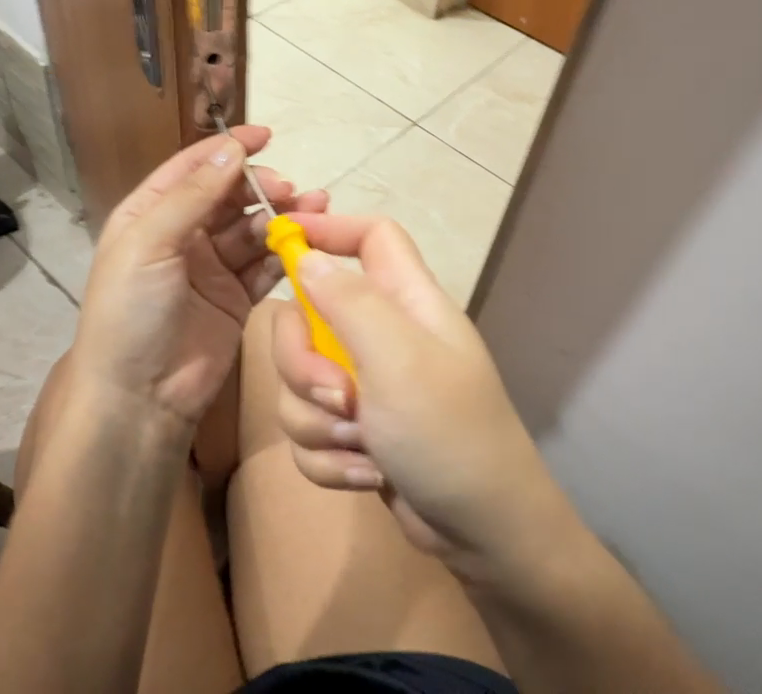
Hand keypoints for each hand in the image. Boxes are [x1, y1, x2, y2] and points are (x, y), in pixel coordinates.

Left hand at [75, 128, 328, 429]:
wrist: (138, 396)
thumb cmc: (130, 312)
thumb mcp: (150, 244)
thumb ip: (193, 195)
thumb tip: (231, 147)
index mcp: (151, 214)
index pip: (194, 168)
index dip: (228, 148)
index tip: (266, 135)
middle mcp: (183, 235)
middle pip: (230, 196)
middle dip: (261, 186)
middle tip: (289, 190)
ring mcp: (212, 268)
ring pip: (254, 229)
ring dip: (281, 216)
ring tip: (312, 208)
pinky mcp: (237, 299)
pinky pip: (266, 266)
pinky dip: (286, 252)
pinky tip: (305, 243)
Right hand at [270, 215, 575, 574]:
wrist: (484, 532)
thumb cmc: (448, 432)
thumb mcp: (398, 357)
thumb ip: (348, 302)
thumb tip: (308, 258)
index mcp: (407, 303)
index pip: (370, 238)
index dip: (327, 230)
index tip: (278, 243)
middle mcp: (384, 338)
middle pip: (308, 318)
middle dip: (303, 366)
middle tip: (340, 396)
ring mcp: (369, 388)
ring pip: (300, 385)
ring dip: (321, 424)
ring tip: (364, 448)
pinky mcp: (357, 434)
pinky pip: (310, 432)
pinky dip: (330, 460)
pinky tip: (367, 475)